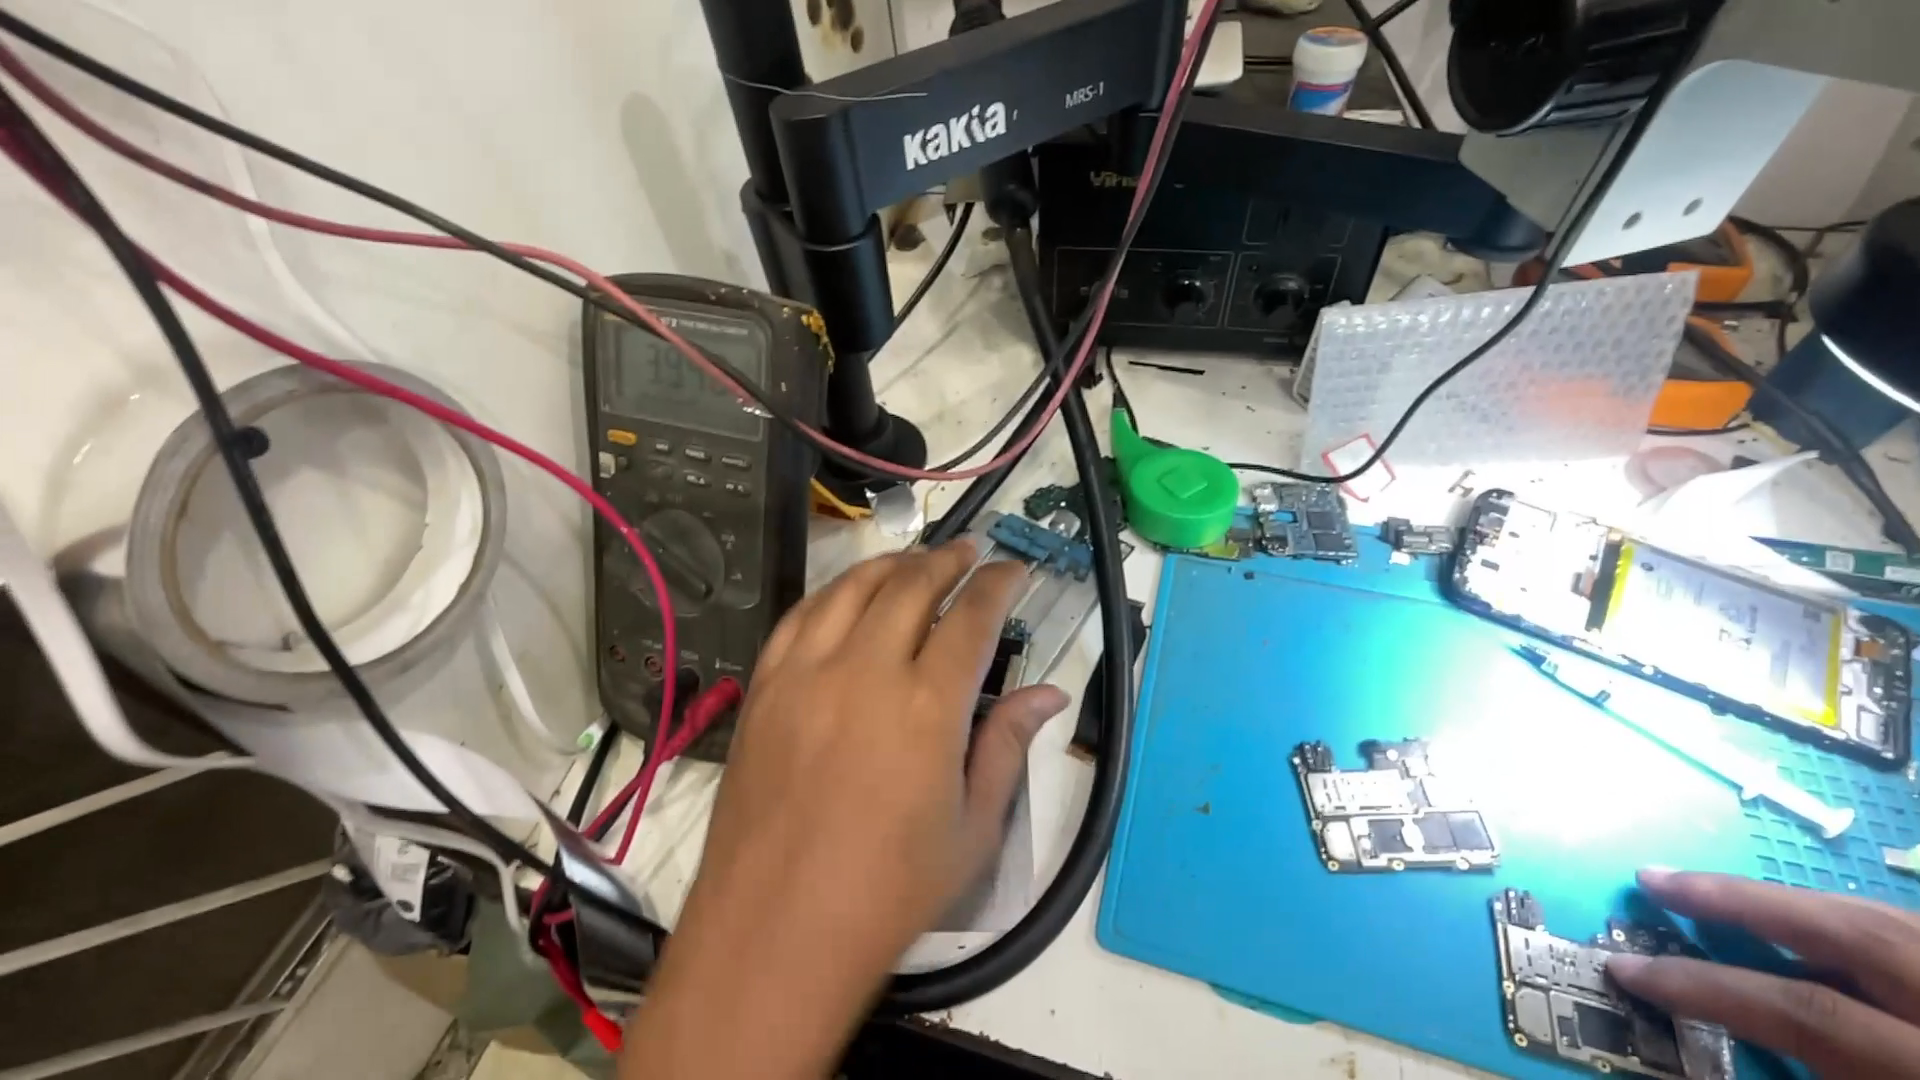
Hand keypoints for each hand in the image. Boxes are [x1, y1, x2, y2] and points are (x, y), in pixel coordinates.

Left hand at [623, 541, 1069, 1078]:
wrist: (776, 929)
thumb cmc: (889, 892)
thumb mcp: (973, 829)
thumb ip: (1008, 747)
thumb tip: (1048, 694)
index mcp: (928, 705)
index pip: (972, 617)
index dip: (998, 584)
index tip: (1013, 571)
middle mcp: (865, 671)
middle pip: (912, 586)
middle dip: (948, 560)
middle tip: (969, 552)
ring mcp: (806, 674)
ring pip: (852, 588)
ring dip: (890, 564)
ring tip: (914, 562)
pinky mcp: (765, 689)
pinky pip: (799, 617)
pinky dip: (832, 593)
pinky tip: (846, 596)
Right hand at [1607, 868, 1919, 1077]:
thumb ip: (1796, 1072)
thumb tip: (1701, 1044)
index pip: (1806, 1011)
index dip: (1707, 985)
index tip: (1628, 968)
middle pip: (1852, 933)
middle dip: (1741, 899)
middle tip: (1655, 879)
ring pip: (1885, 917)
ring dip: (1790, 902)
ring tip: (1714, 890)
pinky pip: (1909, 929)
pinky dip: (1851, 922)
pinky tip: (1813, 926)